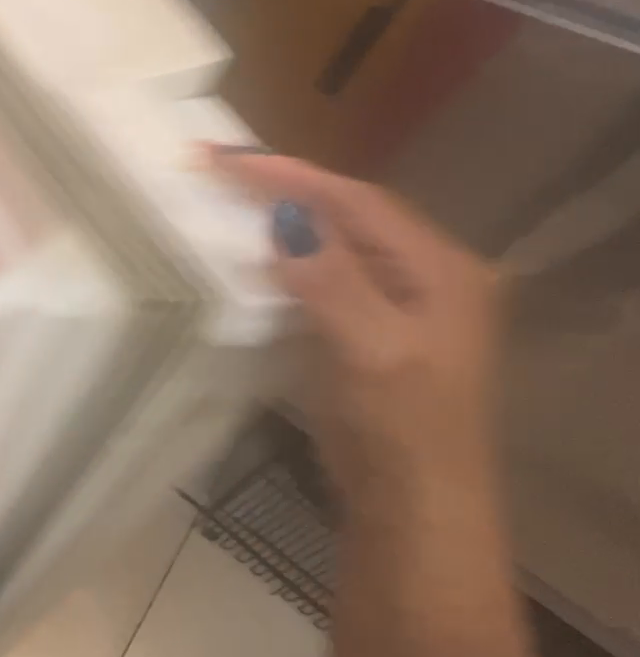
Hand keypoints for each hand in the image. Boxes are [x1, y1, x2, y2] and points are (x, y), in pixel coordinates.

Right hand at [209, 149, 503, 512]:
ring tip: (225, 195)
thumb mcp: (371, 349)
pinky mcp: (365, 326)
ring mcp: (396, 302)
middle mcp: (425, 275)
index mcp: (440, 271)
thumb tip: (287, 220)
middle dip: (283, 185)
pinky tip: (250, 251)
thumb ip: (333, 280)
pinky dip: (282, 251)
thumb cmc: (399, 424)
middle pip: (348, 212)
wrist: (411, 499)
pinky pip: (320, 271)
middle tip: (215, 165)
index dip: (289, 176)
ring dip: (280, 214)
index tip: (221, 158)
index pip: (356, 202)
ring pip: (333, 238)